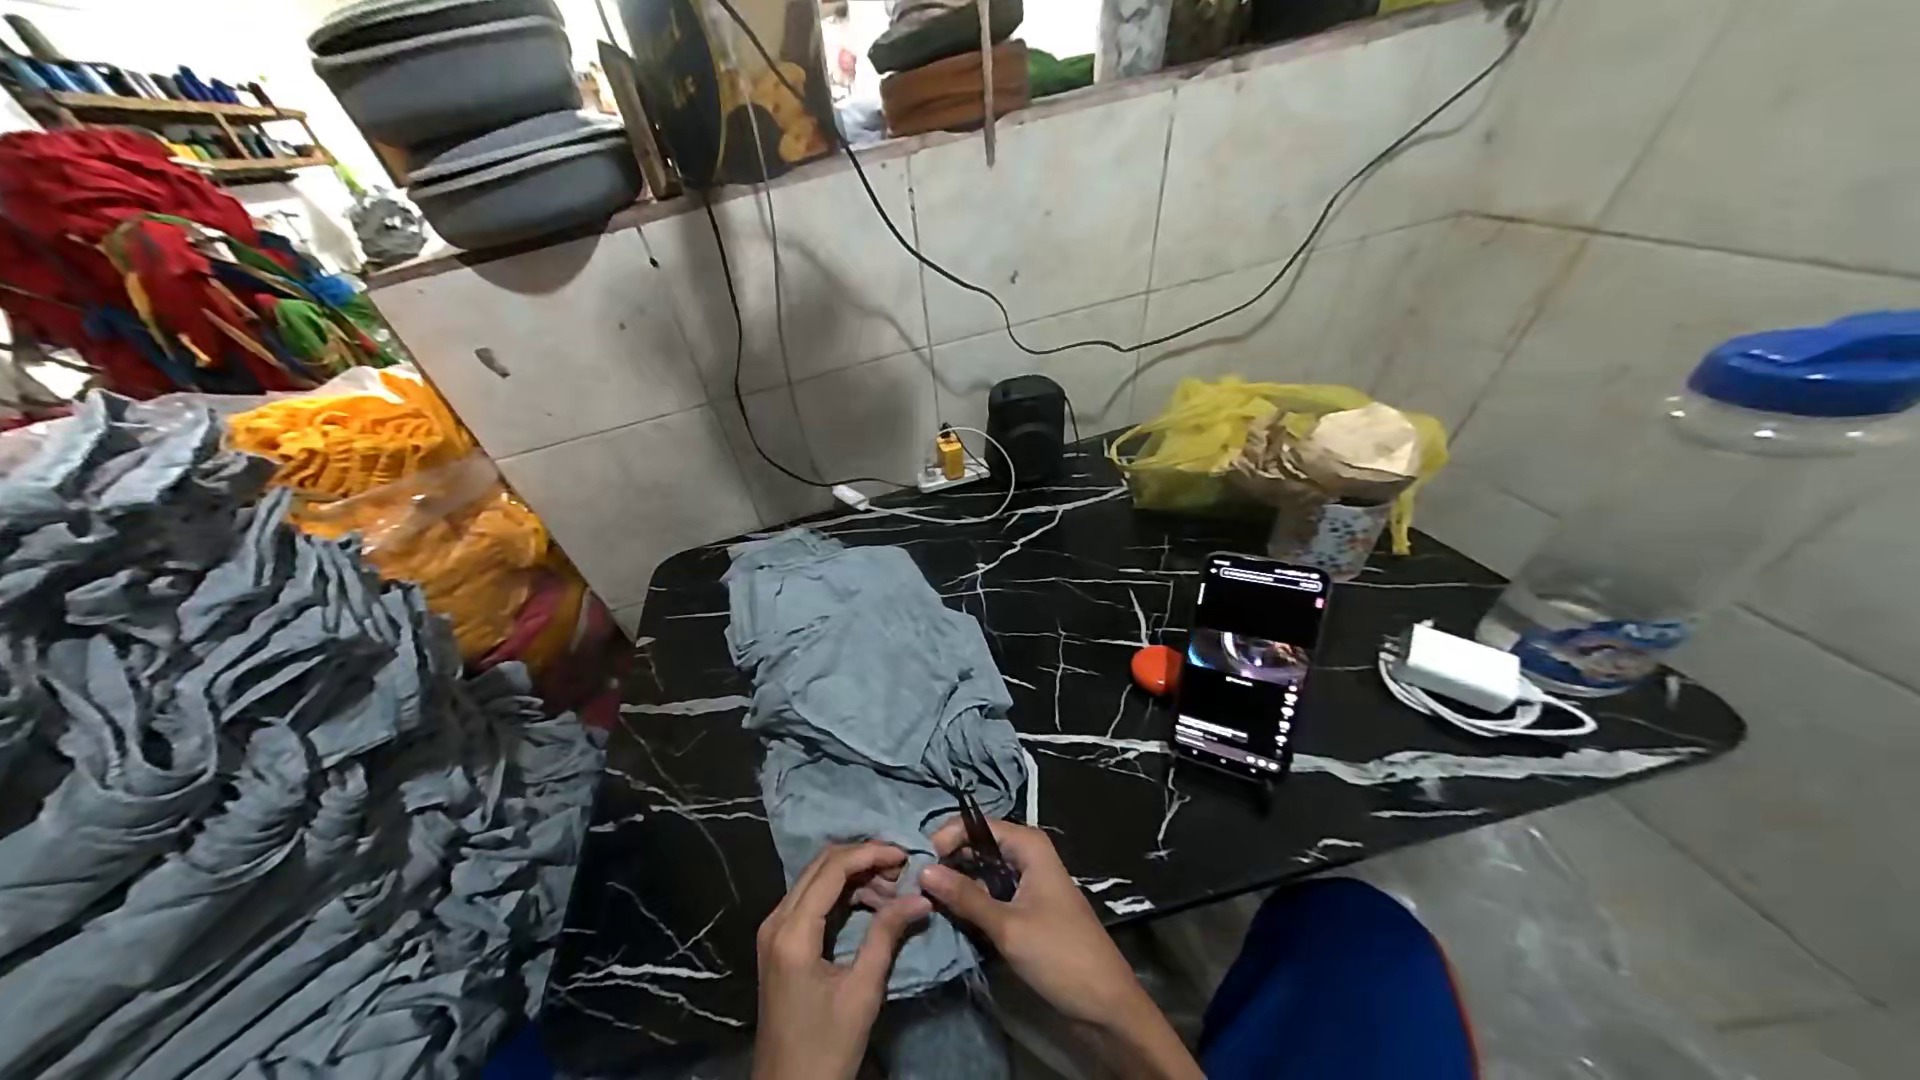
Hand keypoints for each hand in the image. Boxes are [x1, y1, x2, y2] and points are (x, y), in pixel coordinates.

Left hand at [753, 843, 931, 1079]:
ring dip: (855, 874)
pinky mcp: (779, 941)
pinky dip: (842, 892)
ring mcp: (774, 929)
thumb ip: (886, 934)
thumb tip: (920, 896)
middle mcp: (776, 920)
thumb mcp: (863, 991)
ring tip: (892, 890)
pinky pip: (812, 898)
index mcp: (792, 931)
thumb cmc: (826, 1047)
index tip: (906, 855)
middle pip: (822, 864)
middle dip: (864, 858)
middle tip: (902, 870)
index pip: (833, 868)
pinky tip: (870, 903)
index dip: (871, 853)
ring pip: (816, 877)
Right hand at [920, 819, 1201, 1079]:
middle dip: (949, 860)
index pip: (978, 825)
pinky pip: (991, 891)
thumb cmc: (1060, 955)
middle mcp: (1028, 854)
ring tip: (925, 898)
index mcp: (1029, 845)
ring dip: (958, 881)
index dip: (948, 838)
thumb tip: (923, 871)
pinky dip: (971, 899)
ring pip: (983, 869)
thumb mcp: (1007, 926)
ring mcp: (1028, 881)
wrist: (1105, 1005)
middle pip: (979, 845)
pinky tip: (949, 912)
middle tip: (916, 883)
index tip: (920, 863)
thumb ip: (965, 896)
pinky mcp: (1026, 906)